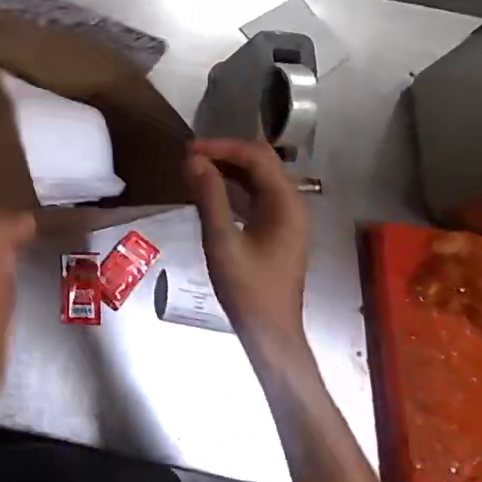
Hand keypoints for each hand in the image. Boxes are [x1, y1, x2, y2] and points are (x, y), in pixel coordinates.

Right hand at [186, 139, 311, 359]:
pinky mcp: (278, 230)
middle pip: (261, 162)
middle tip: (190, 157)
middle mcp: (292, 204)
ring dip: (228, 168)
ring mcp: (287, 218)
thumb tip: (192, 160)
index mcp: (286, 204)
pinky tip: (210, 191)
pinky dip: (234, 186)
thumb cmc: (247, 290)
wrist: (271, 333)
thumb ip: (209, 197)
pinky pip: (256, 195)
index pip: (256, 156)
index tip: (189, 150)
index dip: (222, 147)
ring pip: (258, 178)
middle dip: (225, 153)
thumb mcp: (222, 241)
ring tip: (194, 168)